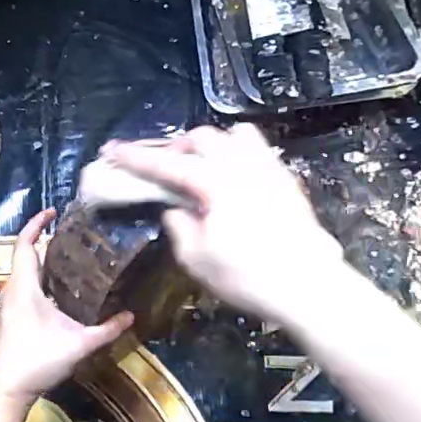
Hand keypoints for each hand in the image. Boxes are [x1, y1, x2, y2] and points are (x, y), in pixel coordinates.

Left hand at [0, 210, 133, 400]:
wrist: (8, 388)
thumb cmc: (38, 361)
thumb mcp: (79, 344)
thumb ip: (107, 330)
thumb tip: (131, 316)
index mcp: (24, 287)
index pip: (25, 244)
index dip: (35, 224)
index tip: (52, 211)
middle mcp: (13, 289)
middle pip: (24, 254)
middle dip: (44, 239)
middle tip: (71, 233)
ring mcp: (9, 303)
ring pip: (23, 271)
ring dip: (42, 259)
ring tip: (70, 254)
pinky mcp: (11, 315)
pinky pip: (24, 284)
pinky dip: (39, 276)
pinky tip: (59, 286)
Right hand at [105, 125, 347, 324]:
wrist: (308, 286)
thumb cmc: (247, 276)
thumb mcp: (197, 259)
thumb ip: (179, 226)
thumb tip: (174, 209)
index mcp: (214, 182)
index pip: (166, 162)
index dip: (135, 157)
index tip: (111, 151)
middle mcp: (242, 165)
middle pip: (201, 138)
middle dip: (174, 148)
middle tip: (161, 169)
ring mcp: (268, 169)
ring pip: (234, 135)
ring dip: (210, 145)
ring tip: (200, 167)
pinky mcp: (286, 180)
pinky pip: (258, 150)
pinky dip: (237, 153)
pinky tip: (232, 177)